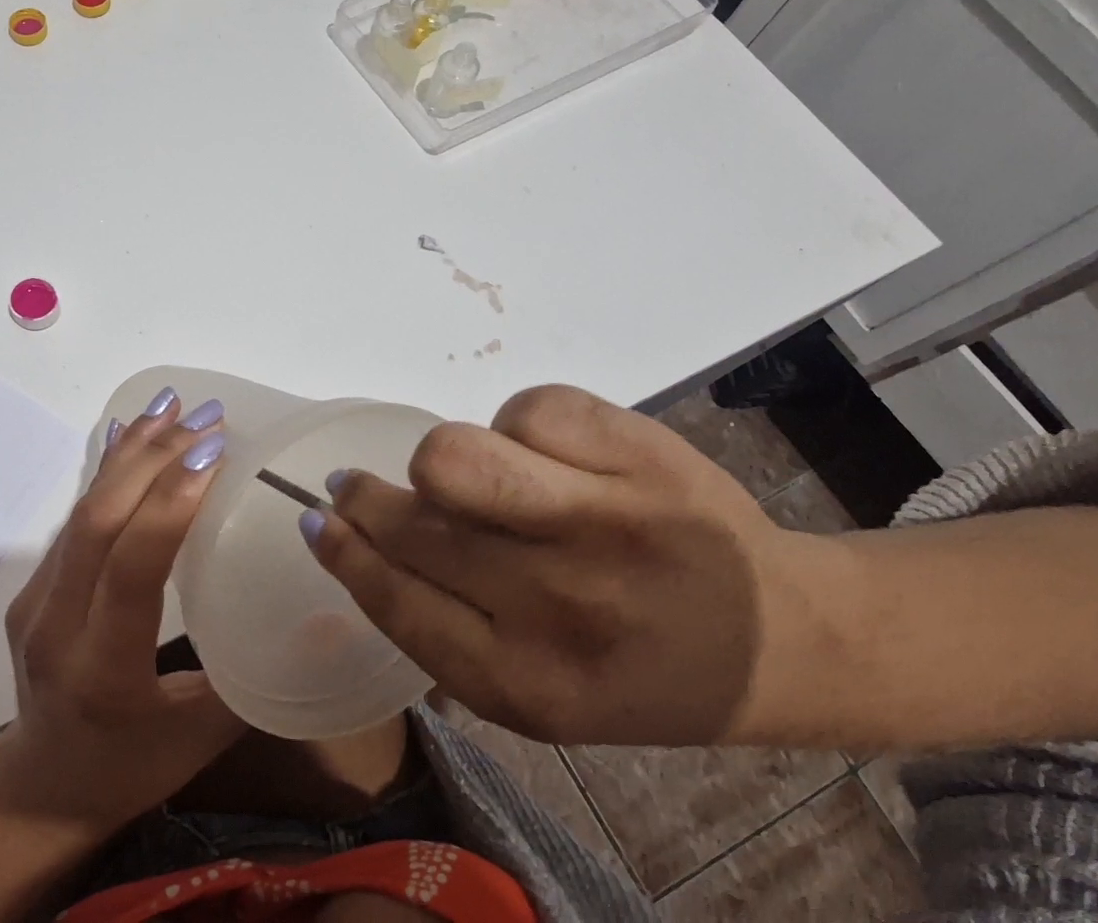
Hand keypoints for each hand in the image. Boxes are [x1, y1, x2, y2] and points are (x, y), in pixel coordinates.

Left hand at [0, 388, 246, 834]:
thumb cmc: (133, 769)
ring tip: (173, 406)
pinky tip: (132, 436)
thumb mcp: (205, 736)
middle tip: (209, 417)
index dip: (170, 504)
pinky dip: (105, 474)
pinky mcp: (30, 589)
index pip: (131, 569)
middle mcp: (56, 627)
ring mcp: (34, 603)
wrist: (40, 789)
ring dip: (128, 455)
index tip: (216, 452)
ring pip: (79, 514)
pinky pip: (71, 522)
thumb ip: (261, 675)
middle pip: (97, 523)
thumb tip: (333, 617)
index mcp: (104, 671)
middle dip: (153, 458)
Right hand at [299, 384, 832, 745]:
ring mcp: (606, 524)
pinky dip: (518, 427)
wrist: (779, 640)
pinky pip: (526, 408)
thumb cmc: (632, 670)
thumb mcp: (530, 689)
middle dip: (366, 498)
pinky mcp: (644, 456)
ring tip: (462, 475)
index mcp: (523, 683)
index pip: (395, 598)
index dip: (345, 551)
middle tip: (355, 485)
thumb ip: (439, 628)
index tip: (318, 520)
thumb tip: (347, 534)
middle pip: (415, 523)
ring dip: (440, 462)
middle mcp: (560, 607)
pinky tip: (544, 458)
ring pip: (455, 454)